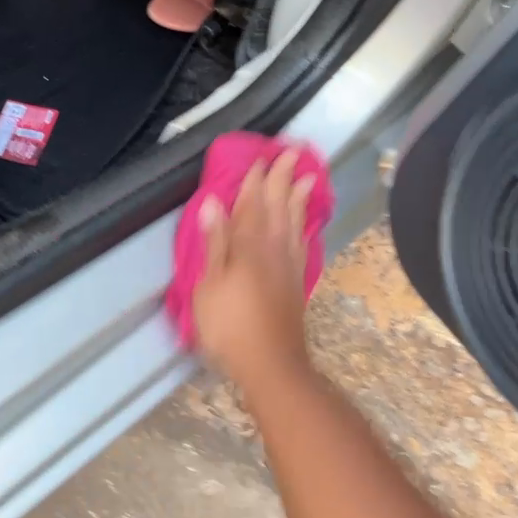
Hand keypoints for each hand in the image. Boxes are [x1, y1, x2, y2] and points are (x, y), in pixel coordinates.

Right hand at [192, 149, 317, 386]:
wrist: (269, 364)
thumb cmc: (230, 326)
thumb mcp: (209, 285)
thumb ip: (214, 243)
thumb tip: (213, 203)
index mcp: (249, 247)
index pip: (252, 205)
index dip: (255, 181)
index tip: (261, 157)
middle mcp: (274, 250)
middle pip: (279, 208)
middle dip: (283, 180)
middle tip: (292, 152)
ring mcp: (288, 266)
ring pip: (294, 223)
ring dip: (298, 198)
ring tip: (307, 177)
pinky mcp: (295, 283)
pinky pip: (301, 242)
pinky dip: (302, 225)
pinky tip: (303, 222)